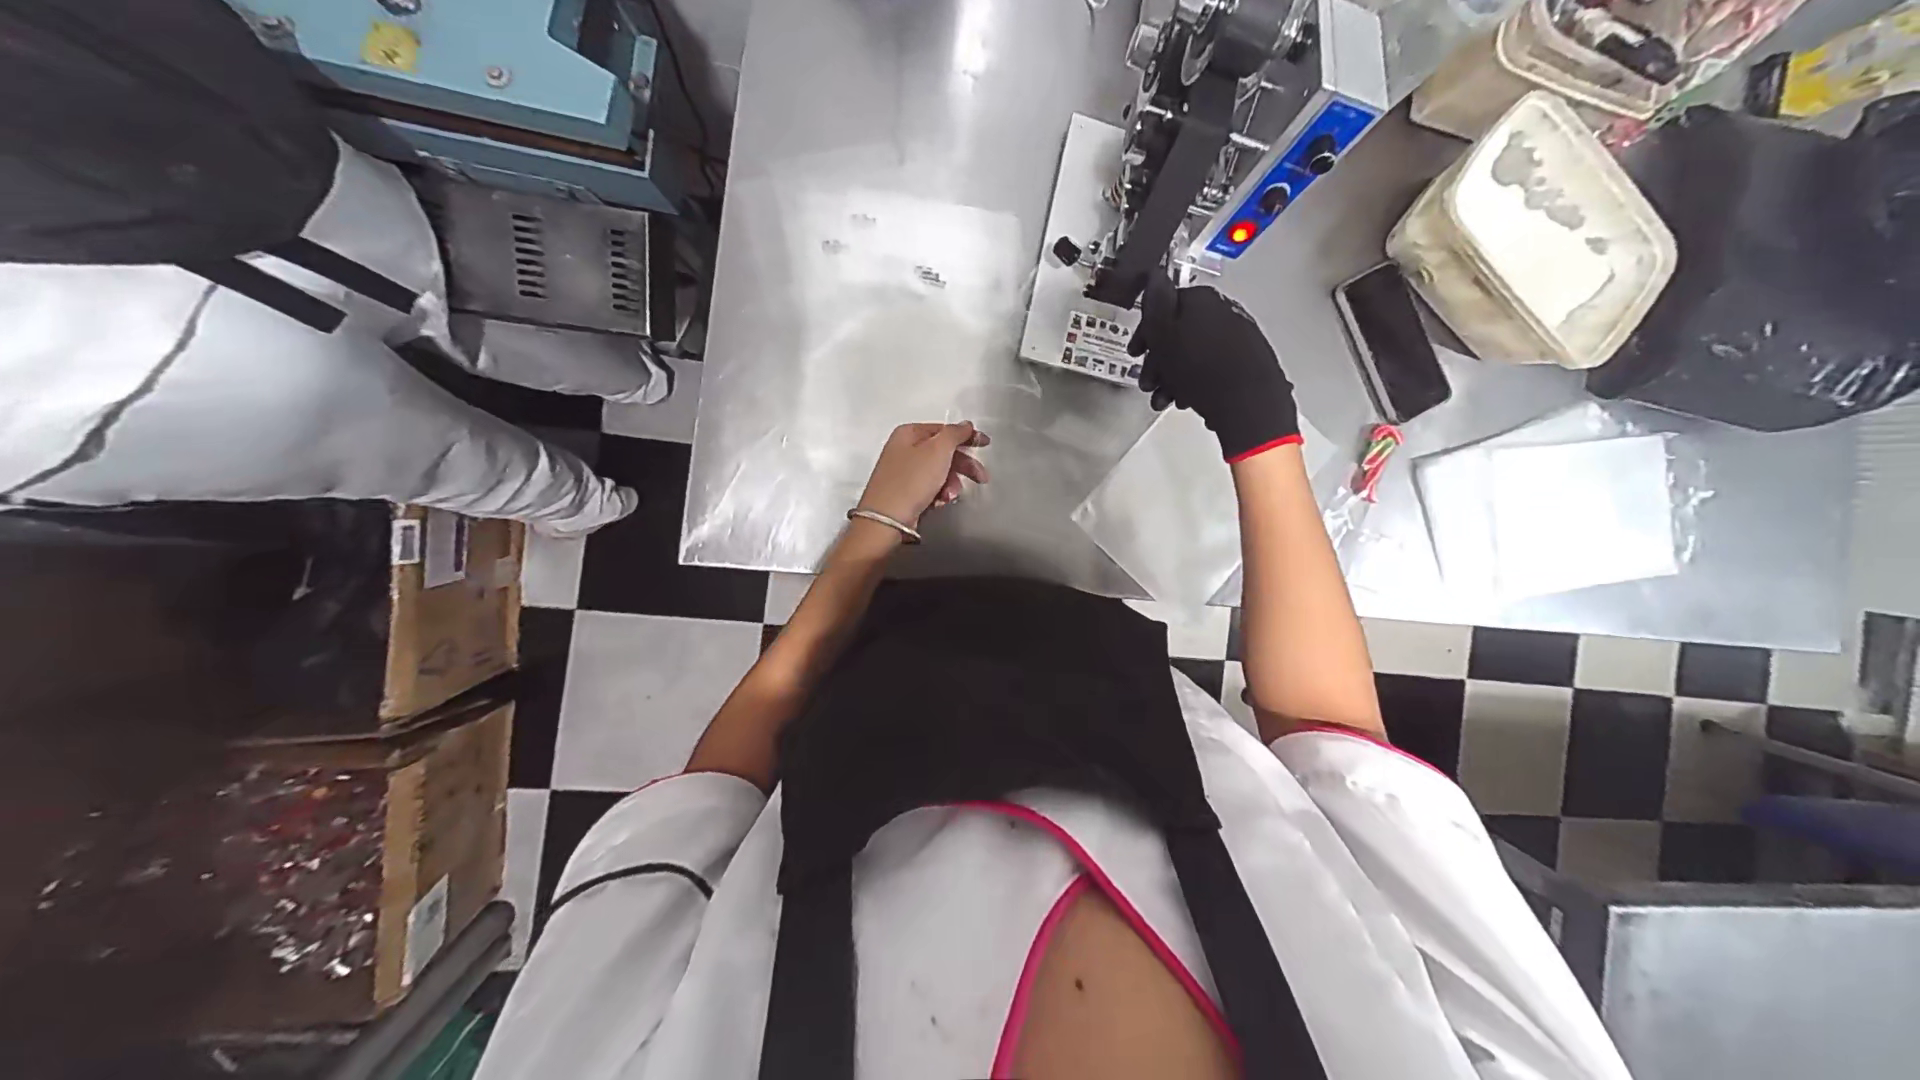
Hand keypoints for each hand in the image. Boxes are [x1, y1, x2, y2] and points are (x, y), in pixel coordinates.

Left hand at [856, 422, 990, 527]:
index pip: (944, 430)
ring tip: (949, 495)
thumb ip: (955, 434)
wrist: (888, 519)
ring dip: (950, 484)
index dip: (966, 436)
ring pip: (939, 472)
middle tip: (980, 477)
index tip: (984, 444)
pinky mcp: (905, 492)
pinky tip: (939, 501)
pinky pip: (929, 488)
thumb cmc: (911, 481)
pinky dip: (938, 494)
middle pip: (943, 452)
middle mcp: (904, 449)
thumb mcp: (938, 450)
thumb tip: (965, 425)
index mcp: (909, 433)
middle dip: (962, 466)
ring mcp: (903, 472)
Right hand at [1127, 276, 1299, 462]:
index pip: (1164, 307)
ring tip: (1164, 398)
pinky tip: (1187, 400)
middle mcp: (1224, 312)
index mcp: (1203, 299)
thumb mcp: (1163, 335)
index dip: (1145, 333)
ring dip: (1173, 377)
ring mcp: (1238, 338)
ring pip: (1194, 355)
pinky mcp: (1248, 362)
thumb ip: (1155, 302)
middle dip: (1159, 361)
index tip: (1137, 351)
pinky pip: (1212, 369)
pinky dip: (1195, 383)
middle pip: (1179, 334)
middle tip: (1149, 381)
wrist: (1245, 402)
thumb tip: (1154, 275)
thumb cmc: (1201, 369)